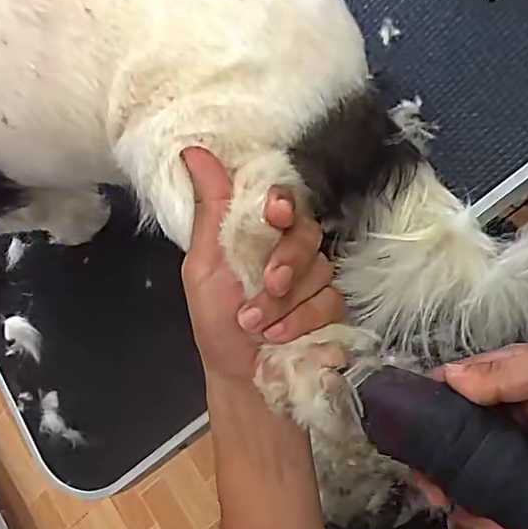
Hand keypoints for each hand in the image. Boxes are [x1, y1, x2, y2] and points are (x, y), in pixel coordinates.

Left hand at [179, 148, 343, 380]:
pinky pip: (331, 303)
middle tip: (268, 284)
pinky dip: (303, 321)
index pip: (282, 201)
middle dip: (288, 259)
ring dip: (286, 302)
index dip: (283, 201)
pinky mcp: (333, 311)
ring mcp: (315, 282)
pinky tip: (281, 336)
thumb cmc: (217, 324)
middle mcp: (290, 252)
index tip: (274, 213)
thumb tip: (194, 151)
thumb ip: (211, 215)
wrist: (241, 376)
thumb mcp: (203, 269)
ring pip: (320, 270)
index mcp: (258, 235)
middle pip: (308, 232)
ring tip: (257, 325)